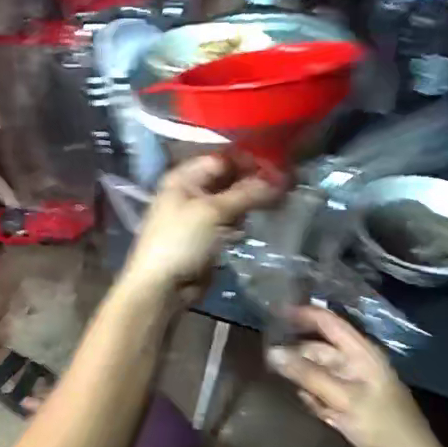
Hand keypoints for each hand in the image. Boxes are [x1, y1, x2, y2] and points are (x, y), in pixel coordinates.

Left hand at [125, 154, 281, 297]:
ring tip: (277, 204)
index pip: (222, 159)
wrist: (163, 287)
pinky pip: (230, 222)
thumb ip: (246, 194)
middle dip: (253, 183)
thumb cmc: (181, 241)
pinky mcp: (207, 237)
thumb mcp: (213, 212)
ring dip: (251, 204)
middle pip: (228, 180)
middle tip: (284, 186)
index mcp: (184, 178)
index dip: (248, 161)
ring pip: (232, 202)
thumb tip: (280, 181)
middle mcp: (191, 192)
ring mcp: (199, 215)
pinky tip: (259, 224)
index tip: (278, 167)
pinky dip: (243, 223)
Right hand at [269, 304, 443, 446]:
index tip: (273, 312)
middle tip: (267, 358)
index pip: (328, 322)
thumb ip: (307, 375)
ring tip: (286, 385)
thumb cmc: (381, 425)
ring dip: (303, 379)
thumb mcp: (342, 398)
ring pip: (318, 372)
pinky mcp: (349, 404)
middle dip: (296, 353)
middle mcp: (356, 363)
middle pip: (319, 348)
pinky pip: (323, 392)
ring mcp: (353, 384)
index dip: (303, 314)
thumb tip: (272, 353)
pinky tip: (313, 408)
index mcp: (361, 353)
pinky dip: (314, 398)